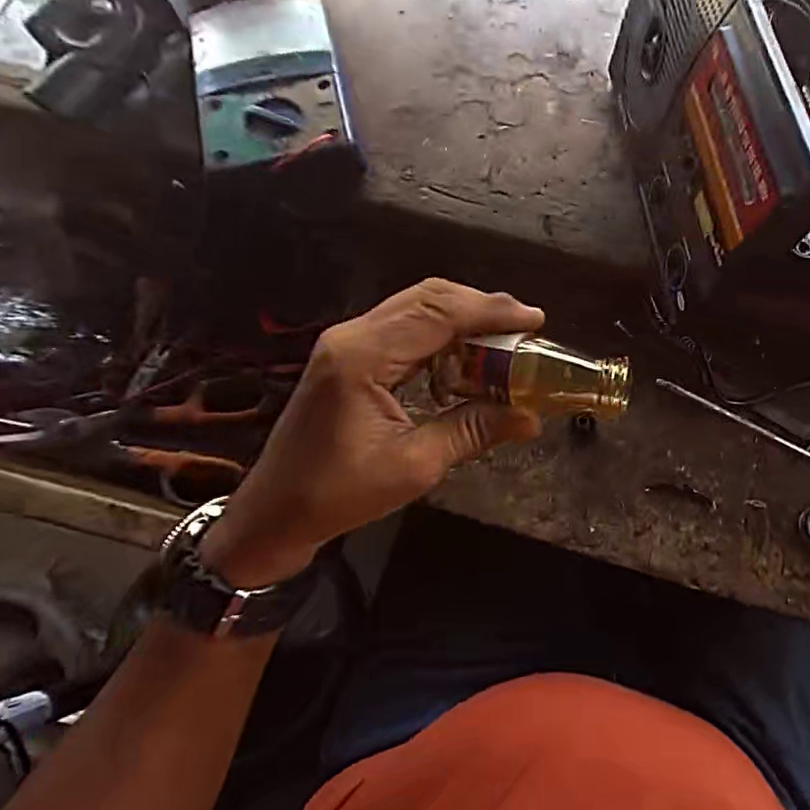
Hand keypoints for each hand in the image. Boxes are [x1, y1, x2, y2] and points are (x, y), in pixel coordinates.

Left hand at [202, 279, 544, 584]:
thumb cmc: (337, 494)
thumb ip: (473, 431)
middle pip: (428, 297)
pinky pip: (406, 327)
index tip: (534, 320)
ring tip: (507, 339)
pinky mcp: (350, 355)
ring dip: (464, 317)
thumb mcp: (415, 466)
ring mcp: (348, 342)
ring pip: (417, 307)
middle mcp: (353, 337)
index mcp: (363, 357)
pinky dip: (444, 332)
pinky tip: (468, 355)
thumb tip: (530, 418)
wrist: (274, 512)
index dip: (491, 311)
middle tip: (527, 327)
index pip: (437, 313)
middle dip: (482, 307)